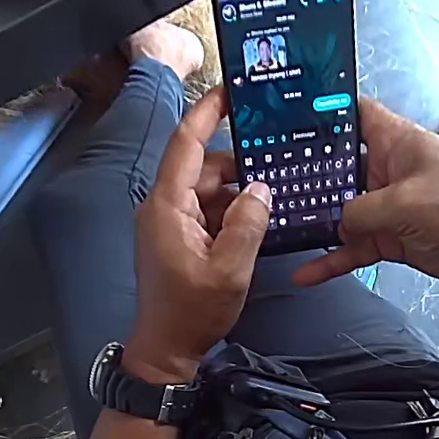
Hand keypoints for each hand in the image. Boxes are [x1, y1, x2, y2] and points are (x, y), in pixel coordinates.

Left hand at [122, 87, 271, 384]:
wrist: (166, 347)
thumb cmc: (193, 311)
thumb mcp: (230, 269)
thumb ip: (248, 223)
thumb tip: (261, 189)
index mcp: (168, 205)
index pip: (186, 143)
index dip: (207, 112)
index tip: (231, 90)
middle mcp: (164, 207)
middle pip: (202, 168)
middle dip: (237, 163)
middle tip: (275, 157)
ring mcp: (169, 224)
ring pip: (207, 192)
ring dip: (237, 193)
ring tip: (273, 194)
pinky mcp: (177, 240)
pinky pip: (206, 213)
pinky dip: (230, 213)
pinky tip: (257, 221)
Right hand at [292, 99, 438, 286]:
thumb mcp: (407, 201)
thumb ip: (362, 211)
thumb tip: (337, 223)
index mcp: (394, 141)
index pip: (351, 113)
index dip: (321, 113)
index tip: (287, 120)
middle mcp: (387, 170)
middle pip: (336, 168)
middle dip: (307, 178)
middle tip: (271, 185)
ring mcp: (388, 205)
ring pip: (341, 213)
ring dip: (316, 224)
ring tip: (281, 230)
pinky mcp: (392, 237)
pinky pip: (353, 247)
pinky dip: (334, 260)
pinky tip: (311, 271)